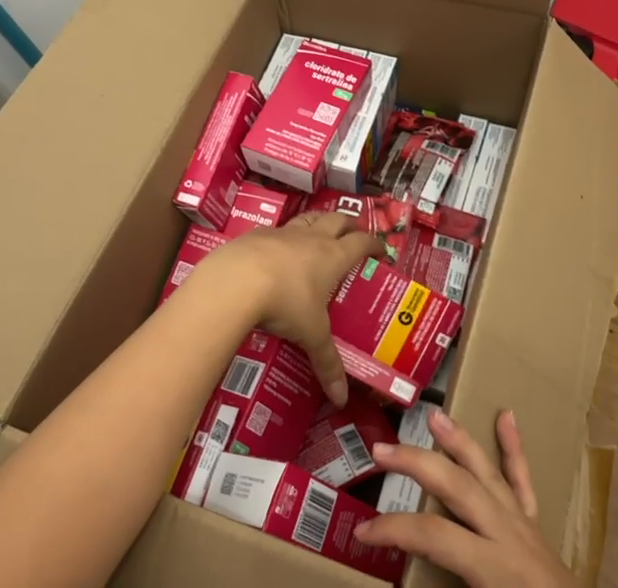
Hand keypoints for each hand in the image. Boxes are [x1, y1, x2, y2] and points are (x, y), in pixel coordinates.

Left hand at [192, 212, 383, 406]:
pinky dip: (283, 236)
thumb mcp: (311, 336)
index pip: (362, 242)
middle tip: (354, 234)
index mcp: (333, 257)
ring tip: (320, 231)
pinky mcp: (255, 234)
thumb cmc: (285, 304)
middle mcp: (311, 238)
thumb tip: (342, 400)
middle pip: (337, 220)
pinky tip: (276, 250)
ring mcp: (282, 232)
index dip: (374, 244)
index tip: (381, 250)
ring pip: (308, 218)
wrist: (236, 281)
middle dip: (349, 224)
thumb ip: (327, 363)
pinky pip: (276, 229)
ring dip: (318, 221)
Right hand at [353, 409, 575, 587]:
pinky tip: (507, 416)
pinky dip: (513, 448)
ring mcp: (524, 526)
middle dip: (418, 464)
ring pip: (488, 473)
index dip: (394, 530)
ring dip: (460, 441)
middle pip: (457, 486)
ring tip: (435, 416)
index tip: (362, 531)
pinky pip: (522, 481)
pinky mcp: (535, 526)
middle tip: (380, 450)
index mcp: (495, 567)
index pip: (433, 535)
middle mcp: (508, 536)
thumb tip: (403, 584)